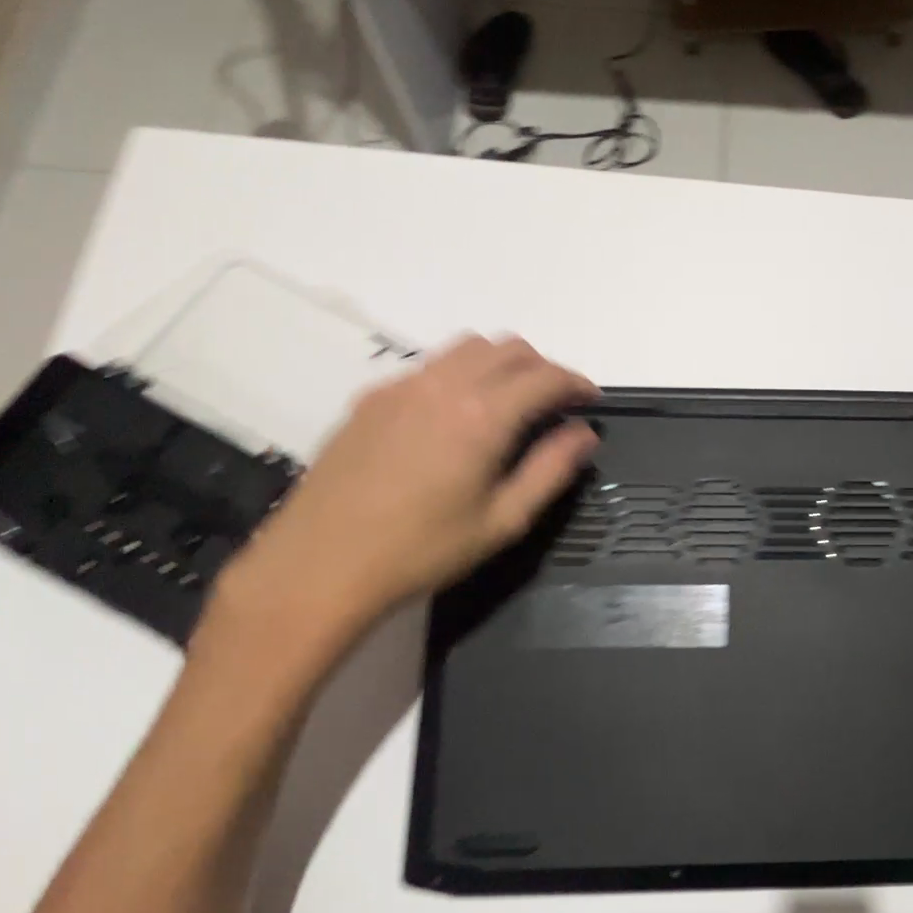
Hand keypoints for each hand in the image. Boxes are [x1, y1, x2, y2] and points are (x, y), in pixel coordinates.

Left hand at [206, 335, 598, 667]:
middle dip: (541, 367)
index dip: (576, 383)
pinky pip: (429, 366)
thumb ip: (550, 471)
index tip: (591, 401)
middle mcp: (442, 385)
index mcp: (481, 416)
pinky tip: (454, 418)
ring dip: (500, 364)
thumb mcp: (501, 522)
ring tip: (509, 404)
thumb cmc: (421, 551)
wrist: (321, 564)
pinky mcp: (370, 398)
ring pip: (466, 348)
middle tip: (554, 405)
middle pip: (507, 348)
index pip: (544, 377)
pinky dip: (459, 375)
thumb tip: (584, 434)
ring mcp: (401, 387)